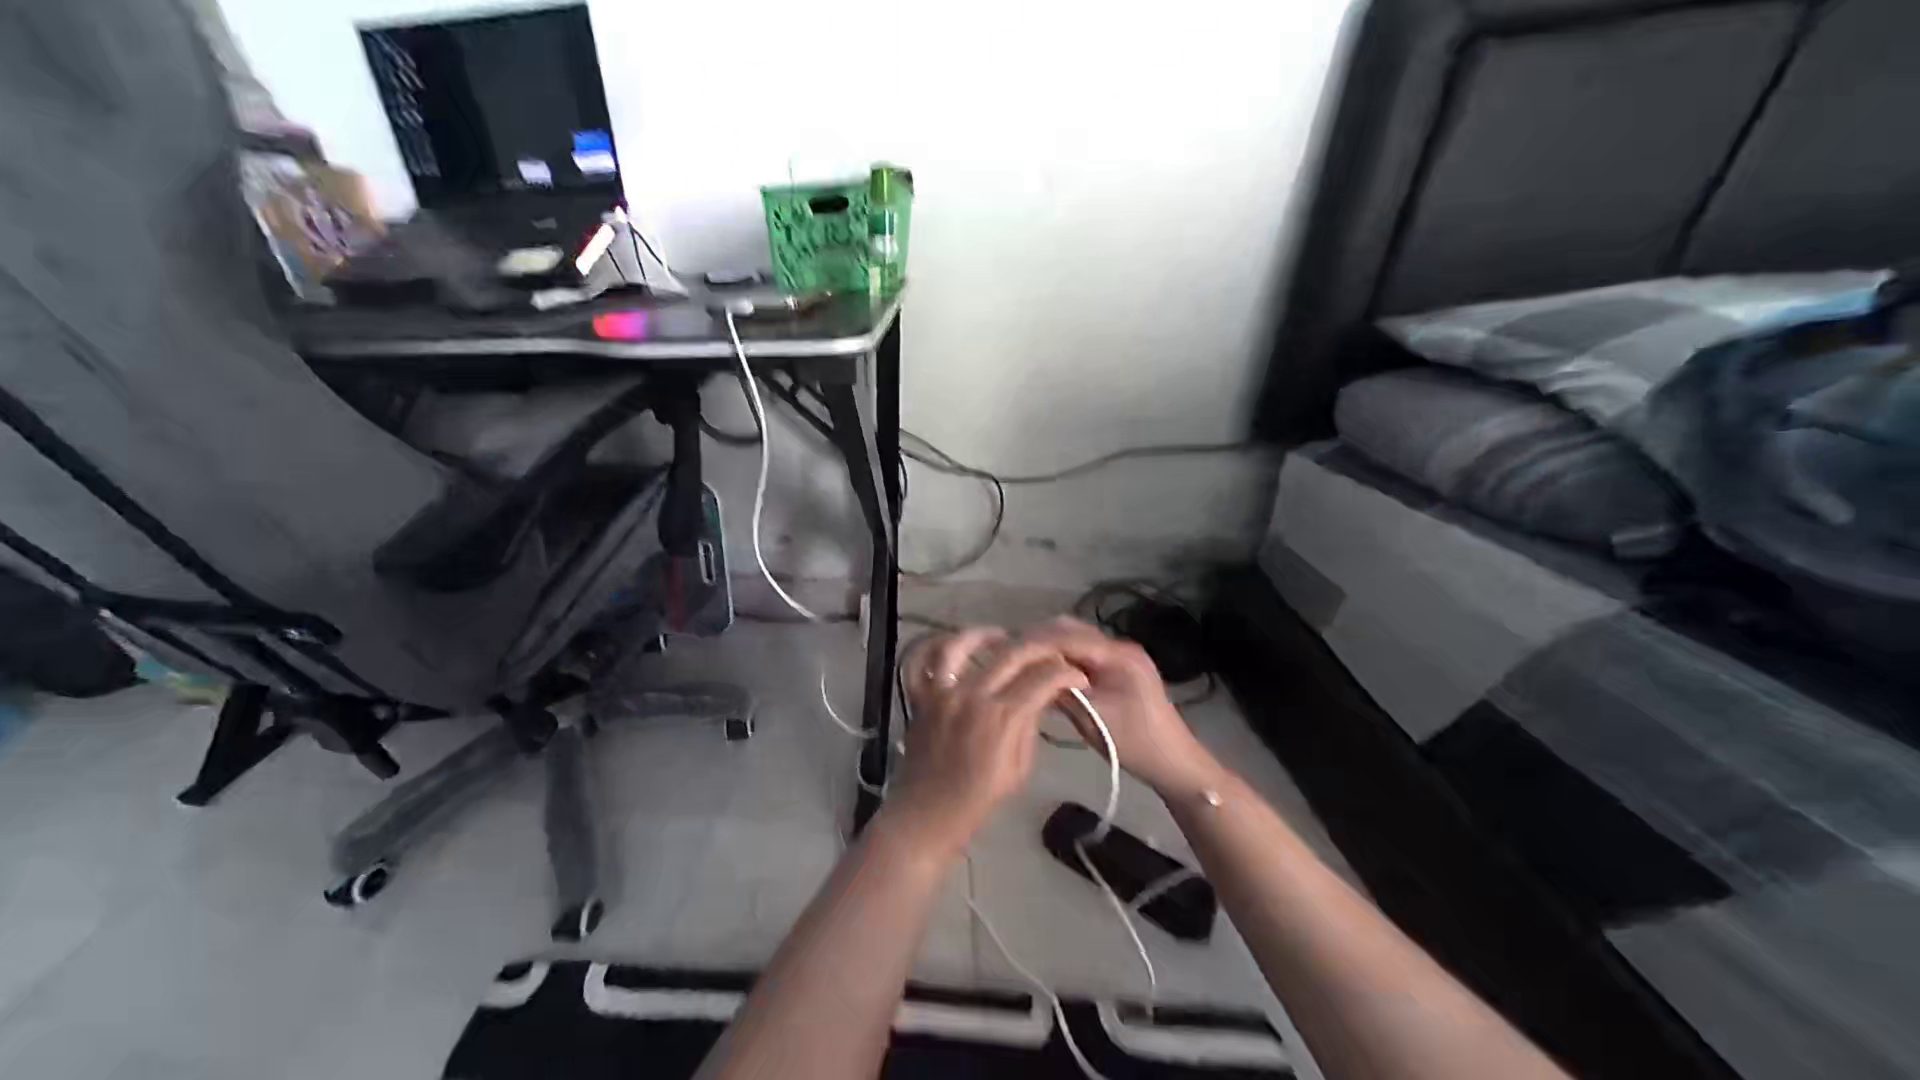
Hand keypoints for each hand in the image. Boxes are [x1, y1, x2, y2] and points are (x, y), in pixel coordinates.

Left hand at [881, 627, 1088, 860]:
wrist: (926, 815)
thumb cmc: (978, 800)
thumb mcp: (1019, 768)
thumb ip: (1028, 725)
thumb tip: (1038, 695)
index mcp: (1001, 717)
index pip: (1043, 678)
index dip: (1066, 673)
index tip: (1076, 677)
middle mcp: (971, 695)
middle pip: (1011, 652)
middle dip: (1040, 648)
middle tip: (1050, 654)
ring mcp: (941, 692)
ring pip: (960, 644)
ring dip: (985, 635)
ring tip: (1001, 638)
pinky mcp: (919, 696)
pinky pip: (919, 661)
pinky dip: (932, 646)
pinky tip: (953, 646)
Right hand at [1017, 617, 1224, 799]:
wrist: (1174, 762)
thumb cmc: (1135, 743)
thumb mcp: (1093, 718)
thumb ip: (1062, 691)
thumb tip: (1028, 675)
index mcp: (1118, 655)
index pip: (1068, 636)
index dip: (1036, 642)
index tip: (1007, 651)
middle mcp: (1120, 647)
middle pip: (1071, 630)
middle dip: (1039, 639)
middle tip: (1009, 654)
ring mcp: (1120, 656)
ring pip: (1075, 639)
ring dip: (1049, 647)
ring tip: (1021, 662)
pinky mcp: (1118, 667)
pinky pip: (1084, 653)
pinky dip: (1063, 658)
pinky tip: (1044, 672)